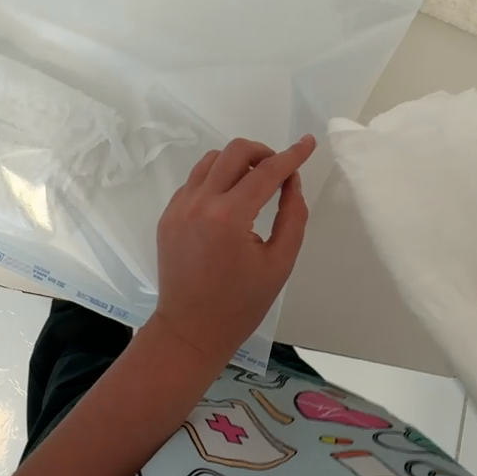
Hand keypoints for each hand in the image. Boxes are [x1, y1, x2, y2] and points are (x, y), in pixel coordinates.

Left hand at [150, 135, 315, 362]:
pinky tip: (228, 202)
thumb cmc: (240, 305)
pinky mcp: (168, 214)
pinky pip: (196, 180)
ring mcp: (179, 207)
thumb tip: (292, 182)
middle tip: (278, 170)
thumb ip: (293, 216)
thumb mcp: (280, 264)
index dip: (291, 156)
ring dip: (237, 162)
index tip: (308, 142)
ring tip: (254, 184)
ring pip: (211, 160)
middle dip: (263, 153)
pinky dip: (217, 179)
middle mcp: (200, 203)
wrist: (189, 332)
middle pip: (235, 152)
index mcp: (229, 217)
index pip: (266, 172)